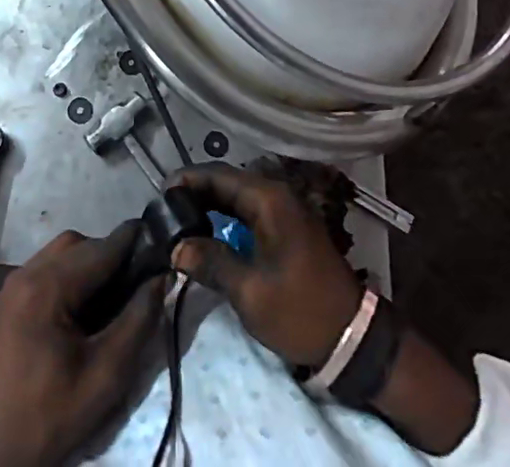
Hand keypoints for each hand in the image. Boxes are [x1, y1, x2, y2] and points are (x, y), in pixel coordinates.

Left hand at [0, 224, 165, 466]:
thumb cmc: (51, 416)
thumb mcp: (107, 374)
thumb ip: (139, 319)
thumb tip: (162, 277)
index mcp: (46, 287)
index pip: (103, 247)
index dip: (137, 243)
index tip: (165, 247)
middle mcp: (26, 274)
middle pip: (81, 244)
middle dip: (114, 255)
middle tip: (140, 283)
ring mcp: (14, 285)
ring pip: (65, 252)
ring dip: (93, 264)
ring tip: (116, 297)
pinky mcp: (10, 300)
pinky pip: (50, 269)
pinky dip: (74, 275)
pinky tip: (88, 308)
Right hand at [171, 165, 479, 452]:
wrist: (351, 335)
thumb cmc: (299, 310)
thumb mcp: (249, 291)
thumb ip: (211, 262)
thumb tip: (176, 246)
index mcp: (269, 199)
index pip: (219, 174)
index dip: (187, 180)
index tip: (158, 195)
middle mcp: (278, 195)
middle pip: (227, 181)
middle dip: (195, 192)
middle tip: (163, 212)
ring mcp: (285, 210)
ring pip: (237, 196)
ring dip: (210, 205)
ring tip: (178, 223)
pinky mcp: (287, 227)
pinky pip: (249, 212)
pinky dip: (226, 218)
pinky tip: (207, 234)